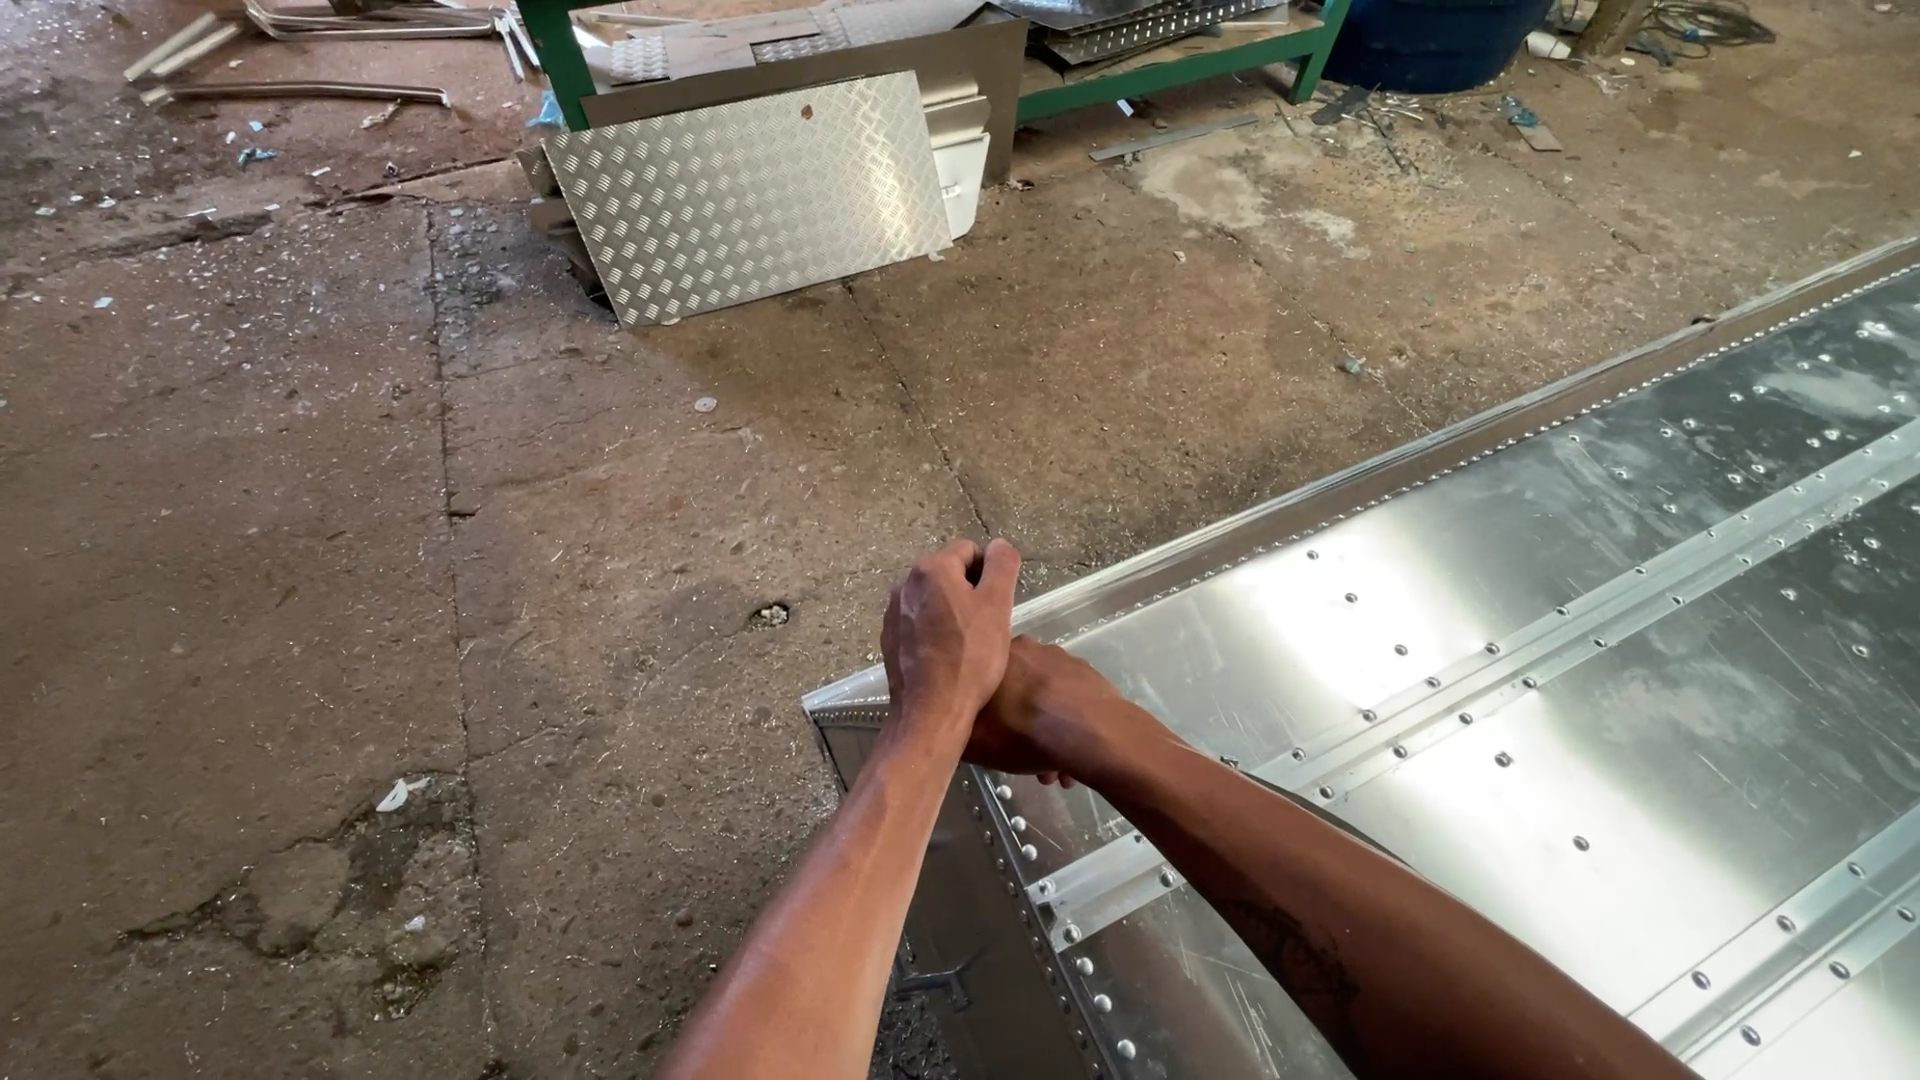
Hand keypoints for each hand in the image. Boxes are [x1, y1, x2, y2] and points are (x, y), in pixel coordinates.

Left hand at [881, 539, 1021, 743]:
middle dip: (970, 591)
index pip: (969, 550)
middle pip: (949, 573)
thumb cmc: (971, 656)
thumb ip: (1002, 565)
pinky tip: (947, 655)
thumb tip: (999, 545)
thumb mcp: (997, 605)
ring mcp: (893, 611)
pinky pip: (919, 621)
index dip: (990, 573)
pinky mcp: (889, 637)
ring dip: (952, 610)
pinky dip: (934, 630)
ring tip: (968, 642)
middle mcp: (904, 583)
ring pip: (934, 598)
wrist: (931, 710)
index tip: (998, 604)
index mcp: (930, 568)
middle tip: (987, 624)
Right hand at [967, 636, 1163, 785]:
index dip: (986, 715)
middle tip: (1024, 761)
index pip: (981, 682)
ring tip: (1053, 769)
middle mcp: (1028, 649)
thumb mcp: (973, 743)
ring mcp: (1062, 659)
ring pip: (1044, 699)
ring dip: (1046, 732)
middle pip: (1015, 692)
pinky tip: (1071, 754)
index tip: (993, 740)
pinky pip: (1069, 702)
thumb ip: (957, 731)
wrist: (1089, 733)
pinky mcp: (1089, 674)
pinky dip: (1067, 725)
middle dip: (1018, 727)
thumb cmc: (1022, 733)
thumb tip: (952, 727)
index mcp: (996, 657)